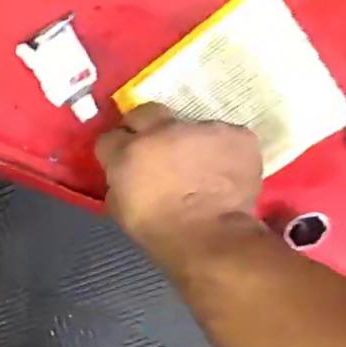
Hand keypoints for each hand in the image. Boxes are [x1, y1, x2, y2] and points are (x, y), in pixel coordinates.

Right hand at [94, 104, 263, 264]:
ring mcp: (203, 128)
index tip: (119, 159)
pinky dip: (220, 153)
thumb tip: (126, 176)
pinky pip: (223, 138)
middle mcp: (164, 130)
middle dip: (143, 126)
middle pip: (146, 112)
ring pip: (190, 128)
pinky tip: (221, 174)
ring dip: (188, 143)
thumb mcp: (121, 209)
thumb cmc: (157, 229)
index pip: (109, 137)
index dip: (114, 148)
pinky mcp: (236, 134)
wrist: (208, 235)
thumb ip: (120, 182)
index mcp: (129, 152)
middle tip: (151, 148)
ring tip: (196, 170)